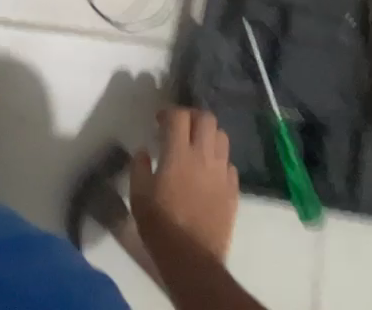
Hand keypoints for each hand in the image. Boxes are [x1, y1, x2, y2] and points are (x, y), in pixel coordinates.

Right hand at [130, 107, 238, 263]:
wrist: (191, 259)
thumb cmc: (160, 225)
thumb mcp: (138, 196)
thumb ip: (139, 168)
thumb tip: (144, 151)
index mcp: (178, 154)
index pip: (179, 116)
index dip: (168, 113)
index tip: (159, 122)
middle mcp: (204, 156)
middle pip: (206, 118)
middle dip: (192, 117)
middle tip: (180, 127)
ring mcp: (222, 172)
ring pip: (222, 137)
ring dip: (209, 135)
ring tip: (197, 146)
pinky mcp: (233, 190)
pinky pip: (229, 164)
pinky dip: (219, 161)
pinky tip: (208, 172)